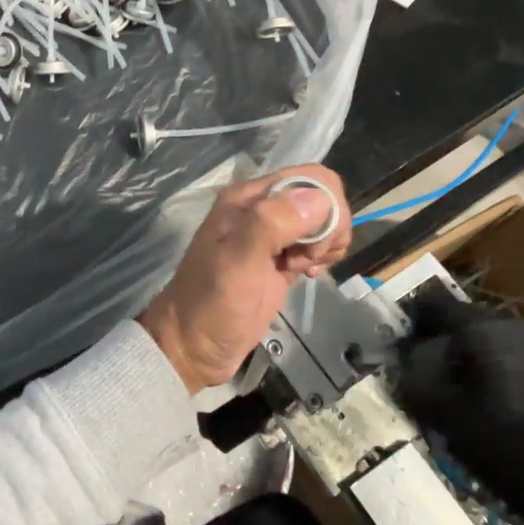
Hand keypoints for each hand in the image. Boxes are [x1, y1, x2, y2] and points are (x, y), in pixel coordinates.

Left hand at [138, 164, 350, 392]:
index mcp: (248, 198)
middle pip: (321, 196)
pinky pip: (315, 243)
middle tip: (307, 259)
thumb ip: (272, 224)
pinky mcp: (280, 259)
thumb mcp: (238, 262)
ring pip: (321, 220)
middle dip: (329, 227)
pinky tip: (306, 275)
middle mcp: (261, 209)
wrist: (194, 347)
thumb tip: (318, 198)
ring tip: (304, 267)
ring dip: (326, 243)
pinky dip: (321, 256)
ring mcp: (271, 235)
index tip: (310, 244)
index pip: (310, 177)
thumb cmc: (212, 303)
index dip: (324, 207)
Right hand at [396, 300, 523, 524]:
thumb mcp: (445, 419)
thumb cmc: (509, 450)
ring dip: (479, 358)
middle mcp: (519, 324)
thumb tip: (399, 364)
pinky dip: (508, 372)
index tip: (403, 344)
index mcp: (483, 327)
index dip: (412, 320)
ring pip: (499, 339)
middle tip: (434, 374)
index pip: (433, 301)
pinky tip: (506, 406)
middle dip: (447, 342)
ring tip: (470, 394)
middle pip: (468, 319)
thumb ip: (413, 384)